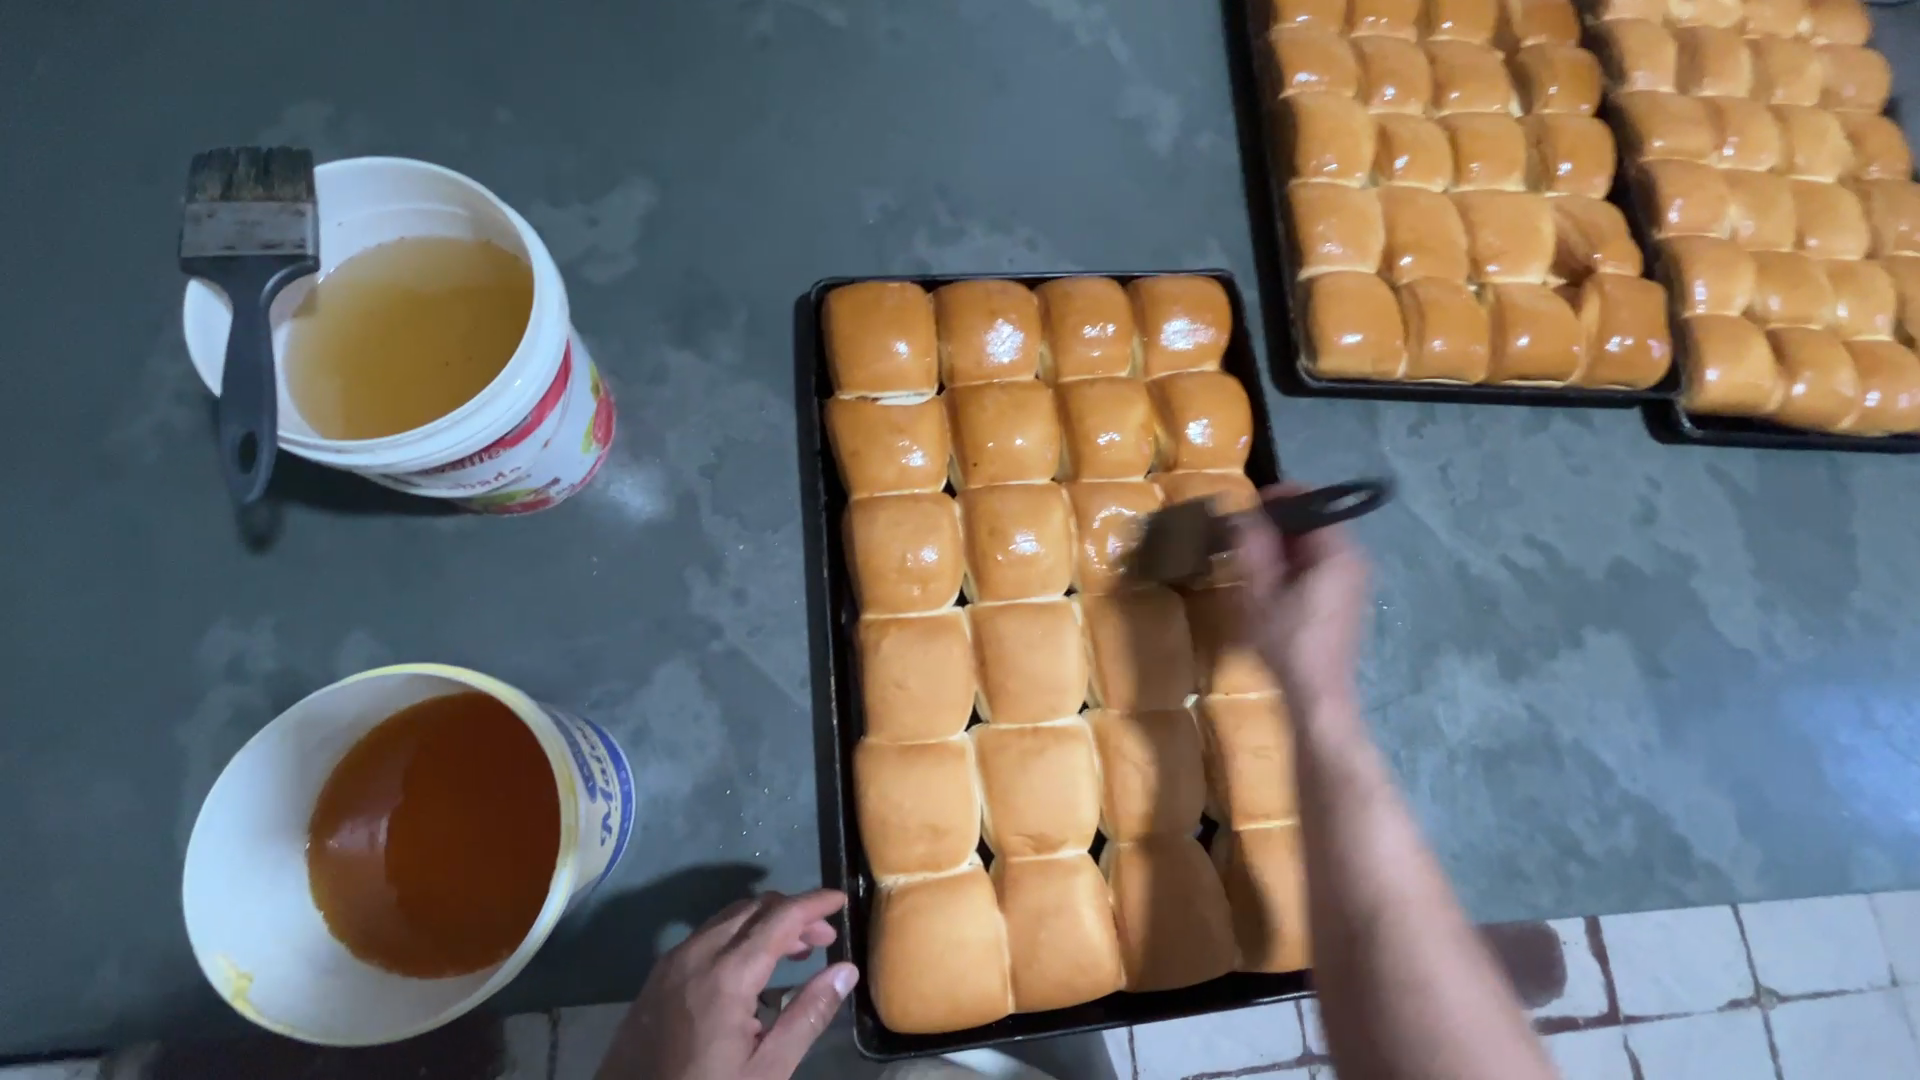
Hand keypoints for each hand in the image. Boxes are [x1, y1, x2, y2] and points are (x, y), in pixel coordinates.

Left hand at [595, 889, 858, 1079]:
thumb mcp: (766, 1071)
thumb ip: (808, 1015)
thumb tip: (846, 971)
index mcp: (728, 975)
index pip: (781, 917)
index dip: (815, 903)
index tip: (840, 900)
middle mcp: (698, 953)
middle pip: (755, 907)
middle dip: (793, 913)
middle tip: (823, 940)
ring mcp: (673, 962)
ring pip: (729, 917)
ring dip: (765, 922)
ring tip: (793, 952)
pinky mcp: (658, 976)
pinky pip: (706, 935)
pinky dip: (738, 935)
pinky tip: (750, 968)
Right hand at [1230, 483, 1369, 710]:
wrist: (1316, 693)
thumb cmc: (1286, 640)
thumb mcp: (1258, 588)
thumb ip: (1251, 543)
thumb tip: (1239, 509)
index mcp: (1338, 549)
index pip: (1309, 498)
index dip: (1274, 496)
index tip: (1241, 508)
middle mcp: (1354, 556)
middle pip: (1311, 520)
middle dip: (1274, 522)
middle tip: (1239, 536)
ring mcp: (1354, 577)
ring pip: (1312, 543)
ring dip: (1280, 544)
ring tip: (1249, 558)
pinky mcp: (1346, 596)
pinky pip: (1318, 563)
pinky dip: (1292, 562)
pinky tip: (1268, 583)